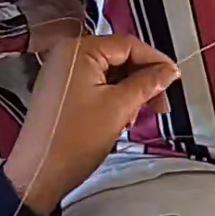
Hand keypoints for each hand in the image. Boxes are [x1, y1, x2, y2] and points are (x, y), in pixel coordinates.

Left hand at [3, 35, 178, 215]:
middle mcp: (66, 54)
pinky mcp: (60, 89)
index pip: (126, 44)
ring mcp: (61, 71)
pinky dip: (112, 96)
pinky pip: (94, 83)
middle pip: (117, 56)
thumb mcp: (119, 107)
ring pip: (107, 72)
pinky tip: (121, 117)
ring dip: (128, 90)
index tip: (174, 78)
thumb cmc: (75, 138)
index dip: (154, 60)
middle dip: (142, 79)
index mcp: (78, 50)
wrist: (40, 171)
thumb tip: (168, 70)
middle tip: (160, 102)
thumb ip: (146, 83)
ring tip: (137, 115)